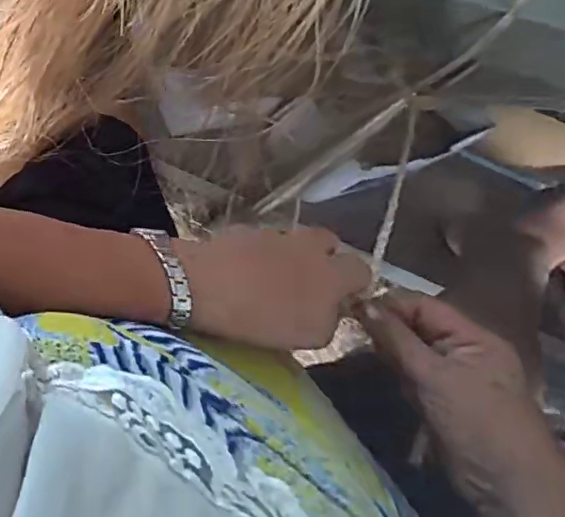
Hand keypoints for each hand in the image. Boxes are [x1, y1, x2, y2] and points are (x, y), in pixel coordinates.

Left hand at [176, 226, 370, 349]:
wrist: (203, 283)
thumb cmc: (262, 316)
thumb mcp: (312, 334)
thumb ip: (332, 317)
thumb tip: (335, 304)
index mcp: (331, 272)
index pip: (360, 268)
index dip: (354, 282)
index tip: (344, 297)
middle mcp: (305, 244)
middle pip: (328, 241)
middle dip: (325, 256)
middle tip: (312, 281)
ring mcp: (272, 232)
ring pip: (294, 237)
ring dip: (292, 252)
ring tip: (276, 277)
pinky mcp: (242, 229)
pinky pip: (263, 238)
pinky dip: (262, 250)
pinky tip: (248, 269)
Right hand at [360, 292, 564, 515]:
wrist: (510, 492)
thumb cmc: (479, 423)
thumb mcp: (434, 376)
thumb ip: (395, 336)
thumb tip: (361, 301)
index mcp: (475, 338)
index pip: (422, 305)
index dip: (388, 303)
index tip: (352, 305)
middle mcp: (465, 351)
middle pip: (415, 325)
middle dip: (387, 328)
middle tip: (353, 328)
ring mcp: (455, 375)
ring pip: (410, 348)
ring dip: (390, 351)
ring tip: (368, 353)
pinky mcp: (444, 397)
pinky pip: (413, 372)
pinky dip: (398, 372)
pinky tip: (390, 377)